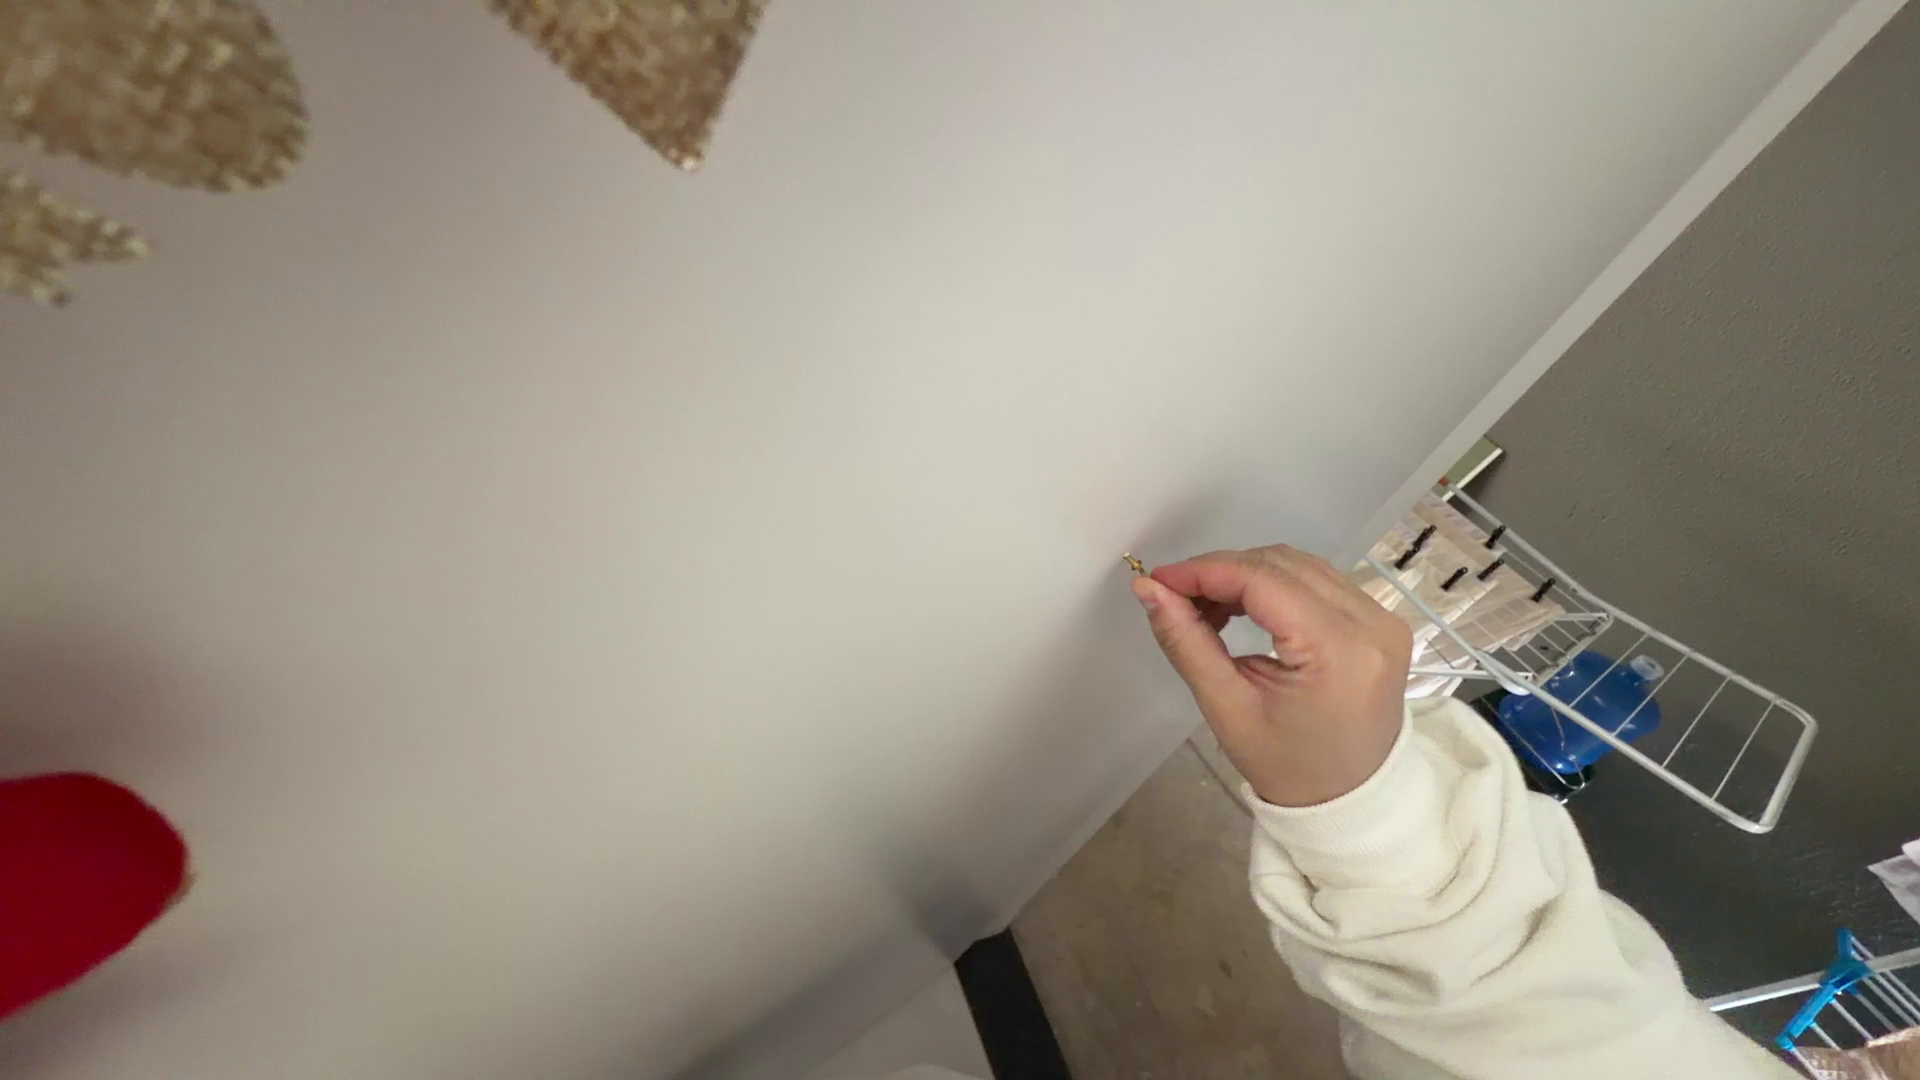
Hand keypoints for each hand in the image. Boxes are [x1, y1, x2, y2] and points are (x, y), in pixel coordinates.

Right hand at [1131, 545, 1411, 806]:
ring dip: (1243, 574)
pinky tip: (1240, 608)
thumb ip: (1185, 641)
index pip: (1262, 581)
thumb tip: (1146, 588)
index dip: (1204, 571)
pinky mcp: (1379, 620)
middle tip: (1174, 596)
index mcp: (1339, 651)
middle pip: (1280, 565)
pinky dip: (1269, 584)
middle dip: (1219, 571)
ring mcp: (1382, 618)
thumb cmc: (1285, 764)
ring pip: (1296, 565)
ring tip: (1204, 606)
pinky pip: (1315, 580)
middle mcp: (1371, 623)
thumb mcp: (1226, 707)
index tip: (1157, 580)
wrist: (1350, 800)